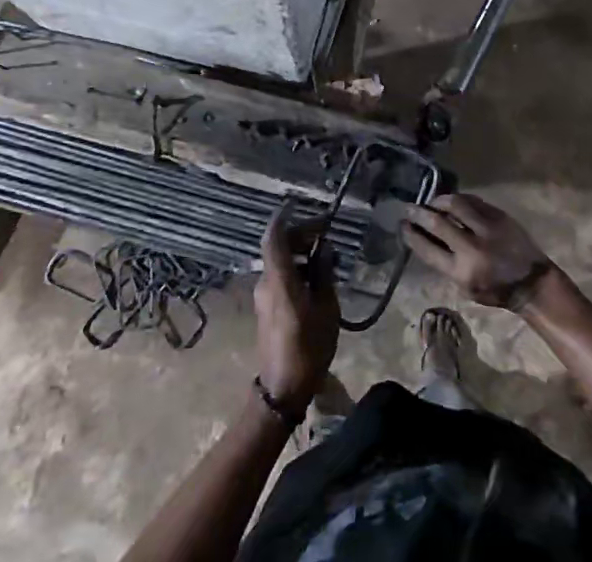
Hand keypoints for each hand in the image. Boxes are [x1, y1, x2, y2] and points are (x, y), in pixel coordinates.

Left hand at [255, 202, 339, 408]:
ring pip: (280, 262)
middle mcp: (266, 283)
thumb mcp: (326, 307)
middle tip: (327, 232)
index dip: (285, 217)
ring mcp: (264, 296)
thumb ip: (324, 274)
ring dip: (300, 253)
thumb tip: (325, 248)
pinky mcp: (267, 308)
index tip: (299, 203)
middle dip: (301, 235)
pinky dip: (297, 268)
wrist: (283, 388)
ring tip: (327, 255)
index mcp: (279, 279)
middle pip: (278, 247)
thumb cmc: (309, 346)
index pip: (274, 237)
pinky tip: (318, 277)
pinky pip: (280, 277)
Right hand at [402, 194, 554, 310]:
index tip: (402, 225)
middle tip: (408, 208)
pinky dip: (461, 200)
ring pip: (456, 204)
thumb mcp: (465, 286)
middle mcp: (471, 247)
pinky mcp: (500, 216)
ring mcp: (487, 228)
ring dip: (439, 201)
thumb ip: (445, 264)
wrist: (531, 282)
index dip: (411, 234)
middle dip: (418, 213)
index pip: (427, 248)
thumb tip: (426, 240)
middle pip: (437, 223)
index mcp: (460, 270)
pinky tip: (454, 202)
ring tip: (432, 202)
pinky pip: (475, 201)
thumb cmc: (495, 290)